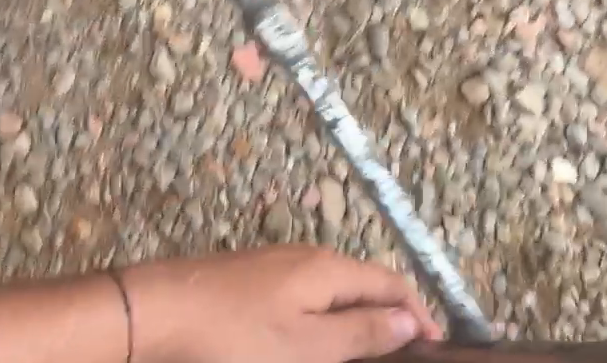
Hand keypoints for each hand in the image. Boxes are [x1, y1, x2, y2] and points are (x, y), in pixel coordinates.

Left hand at [119, 246, 441, 362]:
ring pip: (335, 287)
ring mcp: (279, 262)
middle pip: (364, 280)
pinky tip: (322, 338)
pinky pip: (309, 292)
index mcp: (326, 268)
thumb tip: (408, 319)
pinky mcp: (257, 276)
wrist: (167, 308)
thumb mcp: (309, 344)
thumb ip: (361, 330)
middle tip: (409, 353)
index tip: (439, 348)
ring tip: (372, 350)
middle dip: (391, 312)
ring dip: (359, 315)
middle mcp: (307, 255)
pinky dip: (328, 314)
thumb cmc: (240, 334)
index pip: (389, 280)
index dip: (418, 312)